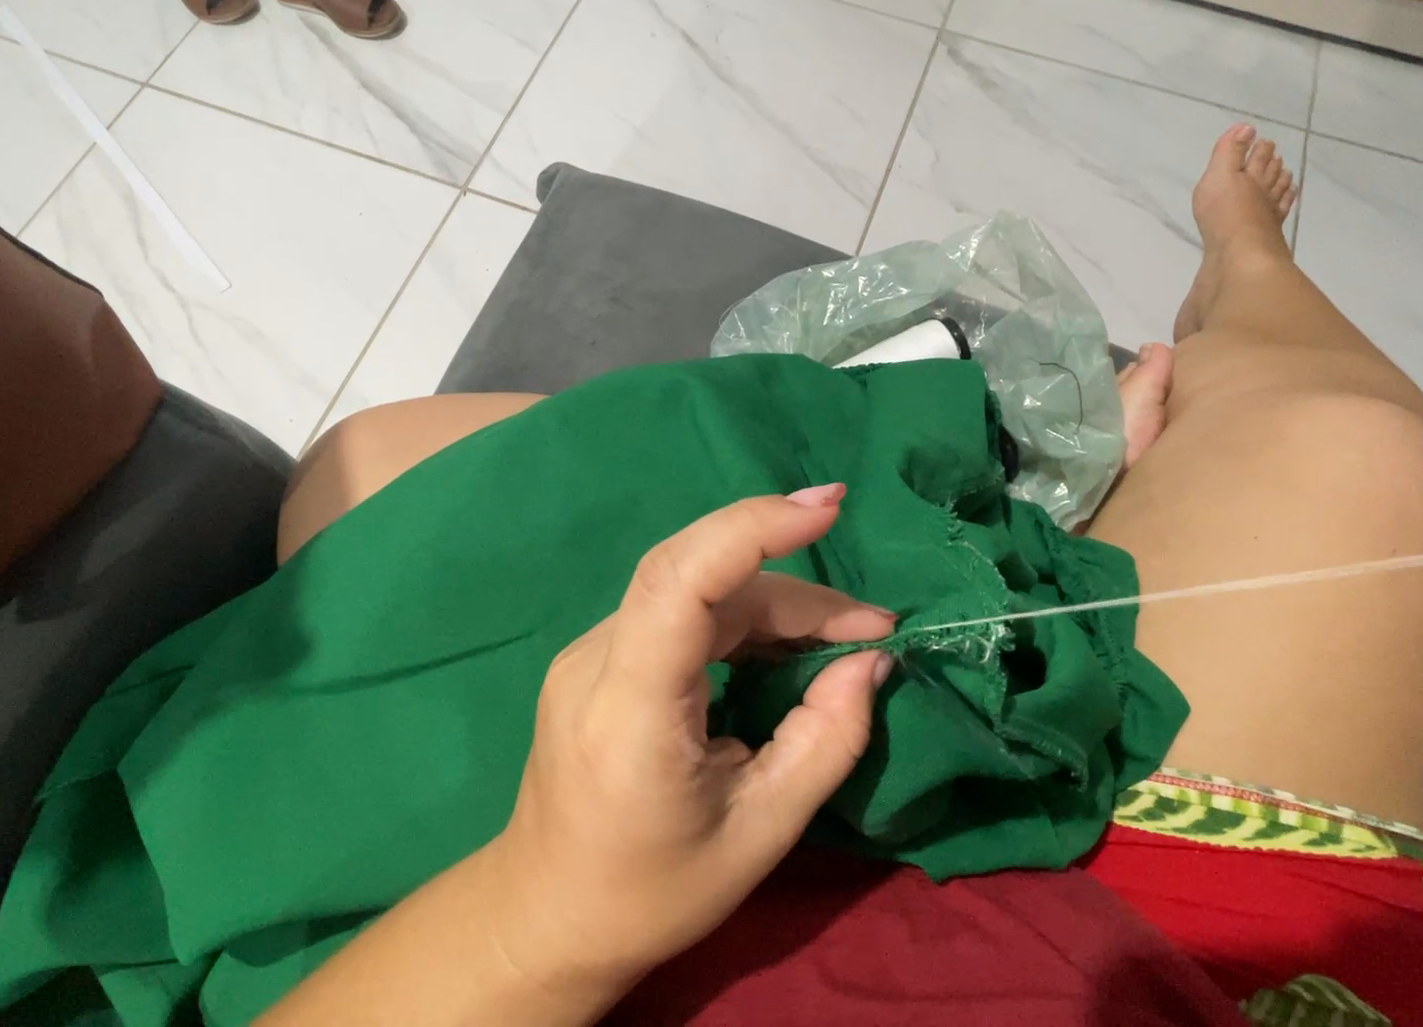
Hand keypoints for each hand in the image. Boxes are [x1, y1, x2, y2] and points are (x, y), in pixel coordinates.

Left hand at [479, 484, 896, 1002]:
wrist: (547, 914)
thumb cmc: (651, 892)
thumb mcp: (759, 833)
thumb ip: (824, 741)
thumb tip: (870, 662)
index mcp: (628, 706)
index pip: (679, 580)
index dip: (751, 528)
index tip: (827, 508)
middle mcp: (595, 661)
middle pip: (698, 579)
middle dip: (795, 590)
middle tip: (875, 625)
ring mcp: (588, 654)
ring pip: (692, 592)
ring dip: (774, 605)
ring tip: (847, 638)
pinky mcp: (598, 661)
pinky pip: (677, 616)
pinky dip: (741, 621)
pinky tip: (787, 648)